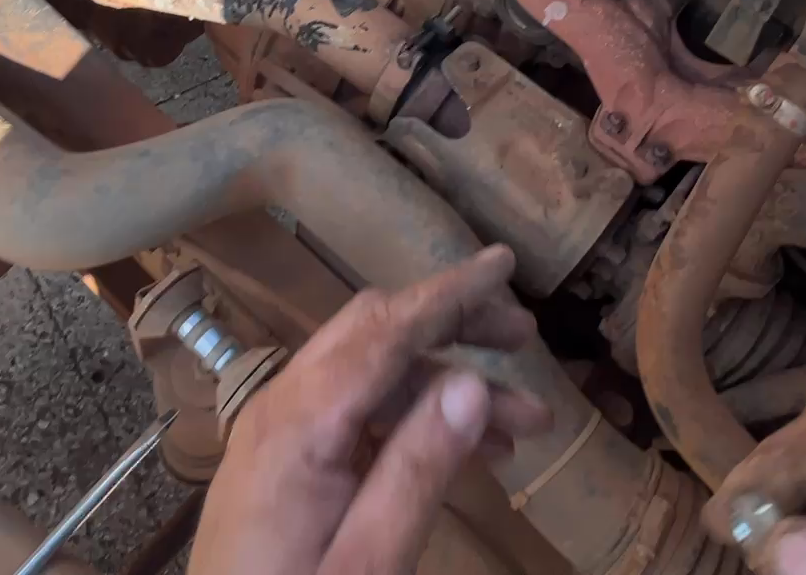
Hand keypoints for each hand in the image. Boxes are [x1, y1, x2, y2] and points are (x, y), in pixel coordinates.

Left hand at [188, 245, 553, 574]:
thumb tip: (472, 382)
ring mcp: (283, 425)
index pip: (386, 328)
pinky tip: (467, 448)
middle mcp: (286, 402)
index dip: (450, 292)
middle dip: (454, 323)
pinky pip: (360, 409)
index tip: (503, 260)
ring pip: (376, 371)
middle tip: (523, 335)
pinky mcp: (288, 453)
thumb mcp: (368, 563)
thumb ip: (417, 470)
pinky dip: (416, 415)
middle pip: (379, 329)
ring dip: (446, 381)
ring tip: (522, 420)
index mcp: (300, 421)